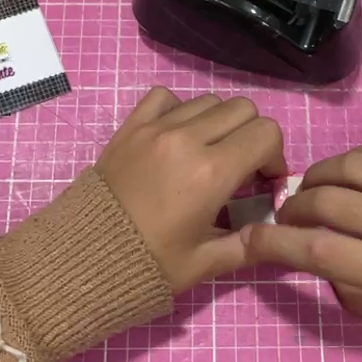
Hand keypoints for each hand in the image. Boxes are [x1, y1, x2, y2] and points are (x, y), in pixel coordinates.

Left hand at [96, 87, 287, 292]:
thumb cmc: (149, 265)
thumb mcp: (206, 264)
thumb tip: (278, 231)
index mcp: (211, 172)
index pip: (266, 133)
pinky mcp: (131, 126)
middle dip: (251, 136)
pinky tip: (177, 138)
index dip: (274, 157)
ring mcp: (156, 128)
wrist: (83, 259)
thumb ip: (250, 244)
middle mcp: (187, 139)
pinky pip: (165, 97)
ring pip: (208, 101)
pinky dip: (180, 110)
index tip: (262, 182)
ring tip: (208, 155)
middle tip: (240, 168)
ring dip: (219, 124)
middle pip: (242, 110)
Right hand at [241, 141, 361, 345]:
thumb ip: (356, 294)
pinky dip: (353, 161)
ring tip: (311, 192)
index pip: (323, 250)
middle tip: (286, 219)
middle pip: (330, 202)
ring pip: (352, 166)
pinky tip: (346, 176)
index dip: (277, 242)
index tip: (252, 240)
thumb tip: (319, 257)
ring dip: (318, 177)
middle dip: (293, 209)